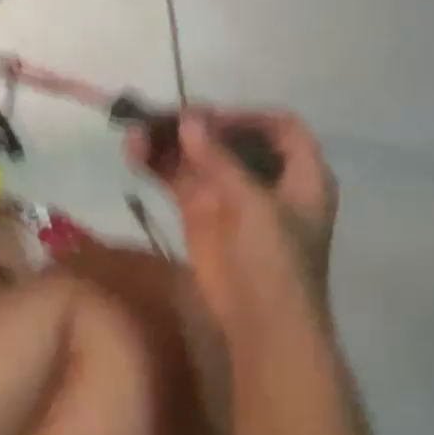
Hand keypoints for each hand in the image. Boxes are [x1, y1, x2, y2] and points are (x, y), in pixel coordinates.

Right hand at [131, 110, 338, 327]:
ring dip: (165, 143)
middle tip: (157, 121)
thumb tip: (188, 118)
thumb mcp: (253, 204)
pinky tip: (134, 157)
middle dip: (193, 126)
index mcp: (300, 176)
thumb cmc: (274, 260)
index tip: (207, 117)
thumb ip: (219, 159)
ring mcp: (227, 194)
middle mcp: (263, 178)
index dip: (246, 116)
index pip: (281, 128)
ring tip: (135, 139)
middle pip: (228, 137)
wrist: (259, 318)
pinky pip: (174, 176)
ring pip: (194, 154)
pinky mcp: (197, 210)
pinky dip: (154, 164)